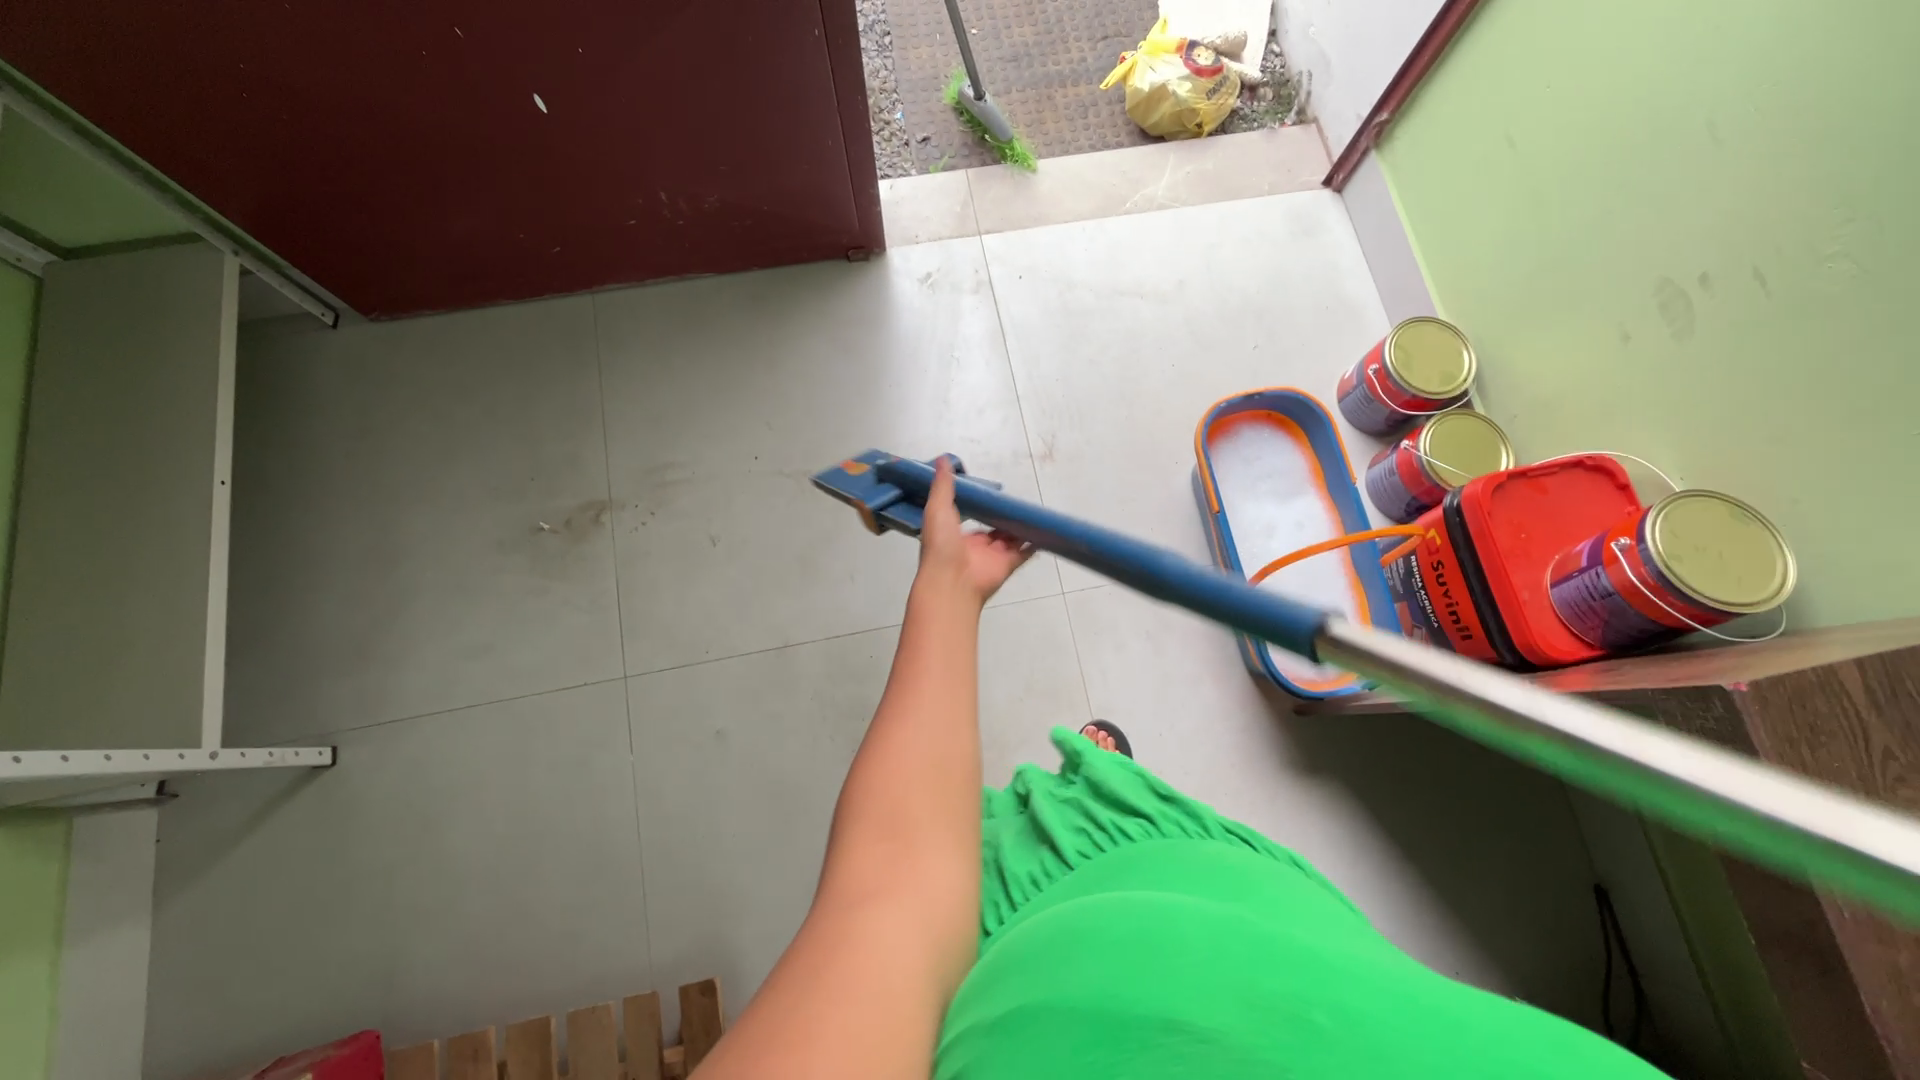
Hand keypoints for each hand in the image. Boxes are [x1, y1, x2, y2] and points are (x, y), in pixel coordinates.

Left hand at [915, 459, 1033, 608]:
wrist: (951, 580)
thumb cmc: (941, 544)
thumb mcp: (937, 508)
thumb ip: (943, 486)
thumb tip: (942, 459)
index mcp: (956, 533)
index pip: (972, 518)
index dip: (981, 507)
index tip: (993, 494)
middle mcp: (975, 546)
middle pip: (994, 529)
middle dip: (1003, 518)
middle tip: (1015, 502)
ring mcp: (992, 557)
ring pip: (1011, 540)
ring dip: (1020, 528)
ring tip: (1032, 512)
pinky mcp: (1008, 565)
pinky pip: (1024, 554)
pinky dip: (1034, 544)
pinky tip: (1044, 533)